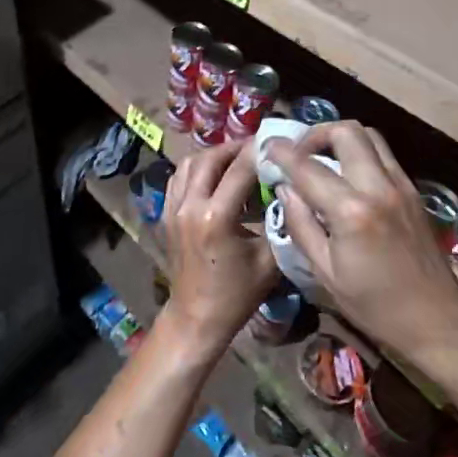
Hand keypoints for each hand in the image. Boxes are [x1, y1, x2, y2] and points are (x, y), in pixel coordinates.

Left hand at [159, 140, 277, 350]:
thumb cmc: (237, 293)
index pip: (239, 170)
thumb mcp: (269, 261)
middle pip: (209, 159)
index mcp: (215, 217)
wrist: (197, 315)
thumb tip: (292, 192)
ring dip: (212, 156)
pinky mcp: (165, 215)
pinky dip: (195, 170)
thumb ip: (280, 223)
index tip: (276, 141)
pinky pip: (178, 180)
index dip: (258, 151)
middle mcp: (189, 206)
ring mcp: (171, 209)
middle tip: (255, 147)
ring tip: (235, 158)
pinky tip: (213, 175)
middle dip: (233, 148)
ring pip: (188, 166)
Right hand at [267, 124, 457, 374]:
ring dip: (339, 139)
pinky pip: (383, 155)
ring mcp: (402, 187)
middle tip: (298, 153)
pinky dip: (359, 153)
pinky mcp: (414, 192)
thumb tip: (285, 189)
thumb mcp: (323, 272)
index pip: (307, 166)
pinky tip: (345, 177)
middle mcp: (379, 188)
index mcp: (351, 212)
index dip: (281, 152)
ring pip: (369, 136)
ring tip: (320, 160)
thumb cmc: (374, 305)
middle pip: (346, 131)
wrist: (438, 322)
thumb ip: (300, 224)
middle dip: (315, 133)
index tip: (265, 147)